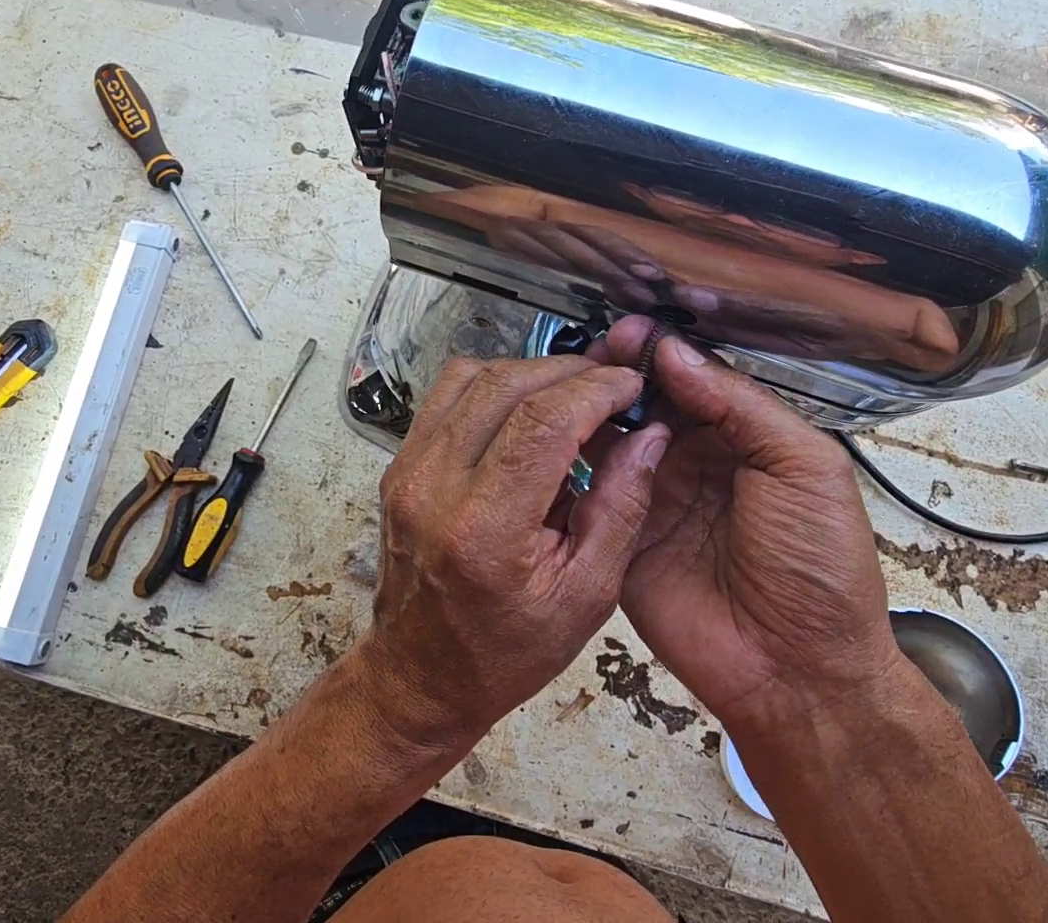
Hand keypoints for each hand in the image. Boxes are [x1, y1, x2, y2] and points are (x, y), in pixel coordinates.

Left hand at [358, 356, 671, 750]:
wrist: (421, 675)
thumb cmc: (508, 650)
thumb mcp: (587, 596)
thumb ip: (621, 507)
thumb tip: (649, 433)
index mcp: (485, 528)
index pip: (543, 420)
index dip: (595, 388)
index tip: (631, 384)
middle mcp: (434, 487)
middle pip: (505, 386)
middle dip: (569, 371)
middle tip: (611, 383)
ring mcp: (406, 472)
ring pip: (470, 378)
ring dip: (529, 372)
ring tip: (573, 394)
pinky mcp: (398, 467)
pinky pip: (445, 398)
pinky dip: (491, 388)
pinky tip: (525, 411)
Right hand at [588, 316, 898, 733]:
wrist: (792, 669)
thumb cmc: (817, 564)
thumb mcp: (805, 469)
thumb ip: (743, 407)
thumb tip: (675, 355)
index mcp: (739, 439)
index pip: (693, 381)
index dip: (662, 354)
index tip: (630, 331)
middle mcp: (689, 460)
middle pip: (646, 403)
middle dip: (620, 372)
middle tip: (594, 350)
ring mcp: (649, 497)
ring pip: (612, 439)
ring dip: (591, 408)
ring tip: (569, 381)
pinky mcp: (617, 534)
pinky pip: (591, 490)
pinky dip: (571, 461)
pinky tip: (552, 434)